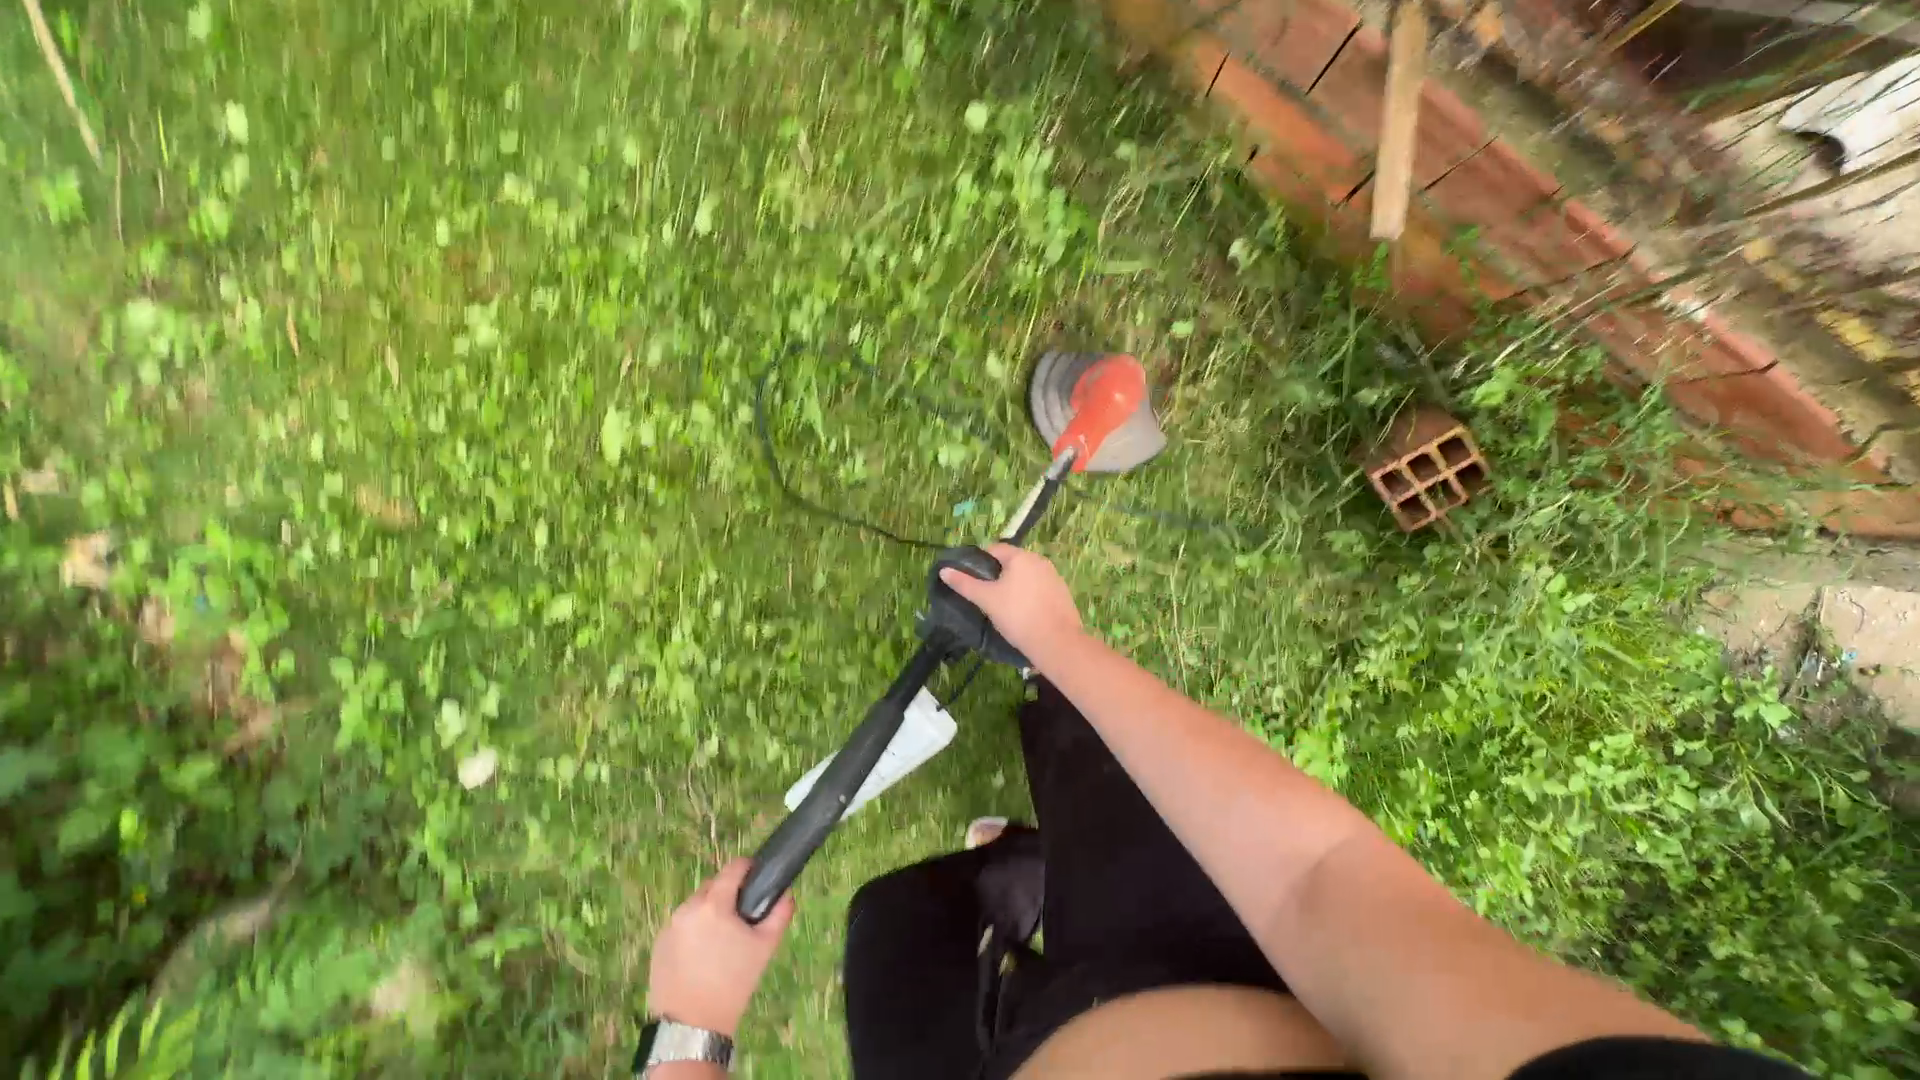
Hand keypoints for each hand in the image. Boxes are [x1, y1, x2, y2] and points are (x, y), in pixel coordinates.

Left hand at [646, 858, 795, 1035]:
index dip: (748, 868)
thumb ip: (780, 913)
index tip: (757, 879)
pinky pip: (681, 925)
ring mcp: (669, 926)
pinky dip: (693, 931)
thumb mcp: (765, 947)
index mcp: (714, 904)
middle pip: (713, 886)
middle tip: (741, 920)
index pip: (733, 867)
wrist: (692, 1024)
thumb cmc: (734, 983)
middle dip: (728, 895)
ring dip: (709, 913)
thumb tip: (785, 893)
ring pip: (696, 906)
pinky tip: (701, 956)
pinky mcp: (658, 944)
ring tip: (720, 942)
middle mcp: (687, 908)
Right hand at [937, 543, 1084, 659]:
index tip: (971, 580)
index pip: (995, 549)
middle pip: (1011, 562)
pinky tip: (1023, 613)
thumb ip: (965, 584)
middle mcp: (1040, 561)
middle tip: (985, 596)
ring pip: (1026, 576)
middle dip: (997, 575)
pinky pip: (1039, 588)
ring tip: (1003, 607)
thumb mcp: (986, 600)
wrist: (1056, 642)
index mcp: (1021, 557)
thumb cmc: (1017, 616)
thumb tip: (944, 571)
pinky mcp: (1062, 593)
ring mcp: (1054, 576)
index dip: (979, 561)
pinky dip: (1028, 596)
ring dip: (1013, 586)